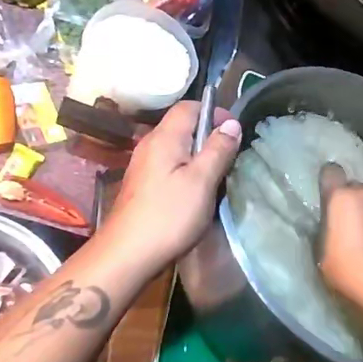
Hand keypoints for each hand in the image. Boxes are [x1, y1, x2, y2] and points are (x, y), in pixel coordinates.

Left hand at [95, 99, 240, 274]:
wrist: (127, 254)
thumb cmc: (169, 215)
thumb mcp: (202, 181)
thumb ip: (218, 149)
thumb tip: (231, 123)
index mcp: (164, 137)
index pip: (189, 107)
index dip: (214, 112)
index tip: (234, 132)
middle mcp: (150, 145)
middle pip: (182, 126)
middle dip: (208, 135)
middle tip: (230, 156)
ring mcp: (143, 166)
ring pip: (176, 148)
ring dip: (198, 156)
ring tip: (217, 175)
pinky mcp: (142, 186)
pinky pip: (168, 166)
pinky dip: (186, 171)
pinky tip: (196, 192)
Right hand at [317, 163, 362, 302]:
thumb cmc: (349, 269)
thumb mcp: (322, 254)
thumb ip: (324, 230)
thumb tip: (330, 224)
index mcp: (340, 197)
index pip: (330, 172)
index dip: (329, 182)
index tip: (328, 198)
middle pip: (354, 187)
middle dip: (351, 201)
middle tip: (348, 225)